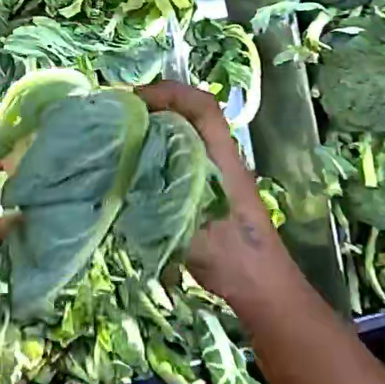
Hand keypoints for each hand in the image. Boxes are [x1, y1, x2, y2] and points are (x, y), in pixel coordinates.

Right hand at [137, 80, 298, 311]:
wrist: (266, 290)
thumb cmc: (238, 262)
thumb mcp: (195, 236)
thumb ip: (160, 210)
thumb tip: (119, 186)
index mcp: (224, 160)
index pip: (203, 107)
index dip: (171, 93)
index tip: (136, 101)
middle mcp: (221, 158)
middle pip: (191, 114)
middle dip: (156, 106)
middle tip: (119, 116)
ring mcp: (215, 173)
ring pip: (185, 135)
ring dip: (155, 127)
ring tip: (121, 137)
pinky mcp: (207, 190)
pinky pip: (180, 156)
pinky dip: (157, 152)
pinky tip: (135, 169)